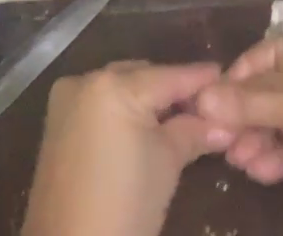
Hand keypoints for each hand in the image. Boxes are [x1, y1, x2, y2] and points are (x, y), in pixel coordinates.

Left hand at [22, 61, 234, 235]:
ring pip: (120, 87)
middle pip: (143, 76)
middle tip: (205, 106)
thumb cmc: (126, 205)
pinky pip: (100, 103)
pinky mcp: (57, 121)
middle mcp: (86, 81)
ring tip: (181, 117)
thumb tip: (222, 125)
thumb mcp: (167, 164)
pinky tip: (147, 126)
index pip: (169, 76)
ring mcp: (67, 100)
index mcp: (113, 86)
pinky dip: (123, 110)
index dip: (200, 78)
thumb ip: (194, 132)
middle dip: (173, 90)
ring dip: (148, 99)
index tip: (225, 77)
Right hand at [194, 22, 282, 211]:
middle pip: (263, 94)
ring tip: (236, 162)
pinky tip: (258, 172)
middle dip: (242, 121)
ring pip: (275, 122)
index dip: (230, 87)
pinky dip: (275, 157)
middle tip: (218, 143)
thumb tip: (199, 99)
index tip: (205, 111)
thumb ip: (244, 104)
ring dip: (256, 142)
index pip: (254, 60)